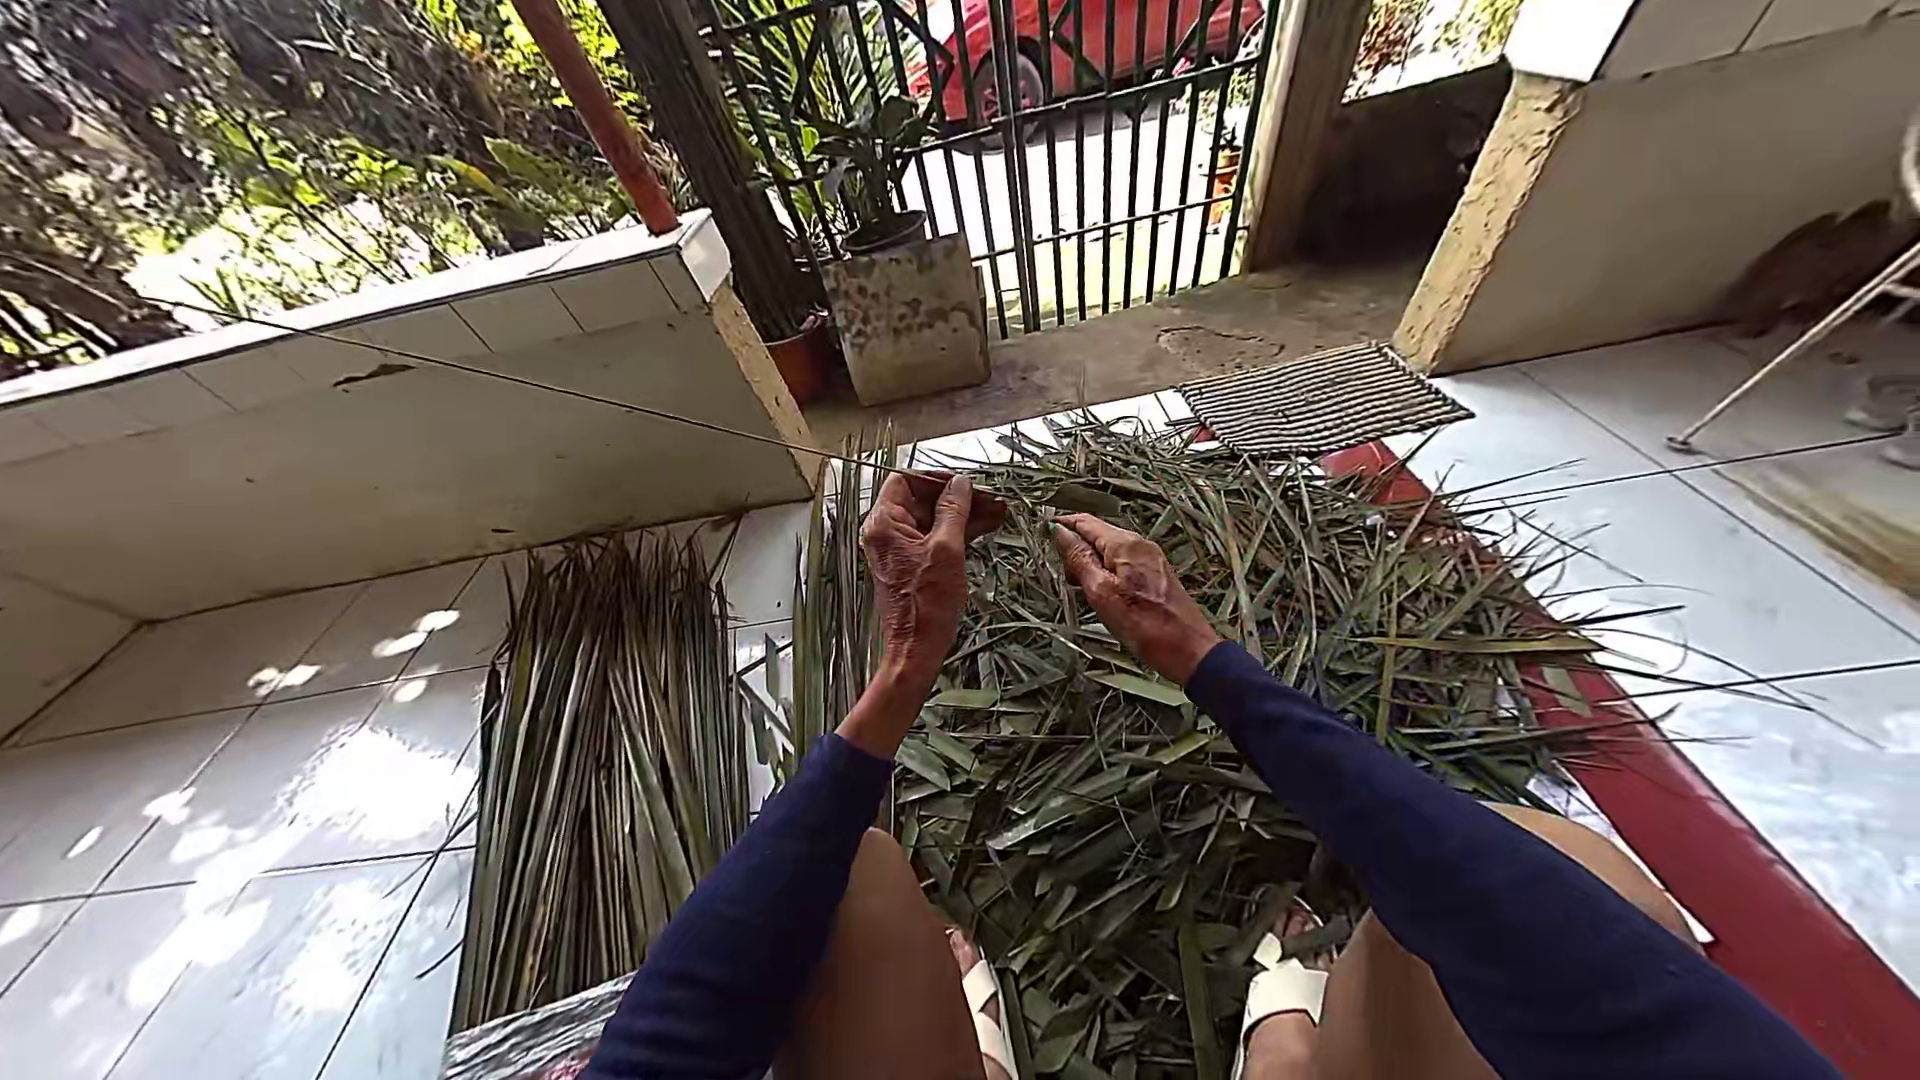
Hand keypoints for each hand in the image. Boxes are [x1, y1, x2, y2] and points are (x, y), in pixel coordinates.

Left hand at [859, 471, 1004, 685]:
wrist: (918, 646)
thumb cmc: (926, 604)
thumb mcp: (946, 549)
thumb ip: (953, 511)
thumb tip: (961, 484)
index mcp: (883, 524)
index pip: (904, 480)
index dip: (936, 478)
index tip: (964, 482)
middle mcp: (887, 532)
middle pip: (923, 499)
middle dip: (959, 497)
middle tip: (990, 496)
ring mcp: (901, 548)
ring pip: (935, 518)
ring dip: (965, 513)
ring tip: (998, 509)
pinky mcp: (915, 562)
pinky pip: (938, 537)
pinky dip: (960, 531)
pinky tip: (987, 526)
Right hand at [1051, 513, 1221, 684]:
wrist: (1189, 651)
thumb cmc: (1147, 626)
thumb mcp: (1101, 592)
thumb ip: (1079, 559)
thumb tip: (1059, 533)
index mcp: (1126, 544)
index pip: (1085, 521)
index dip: (1062, 524)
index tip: (1042, 532)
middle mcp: (1140, 545)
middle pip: (1097, 534)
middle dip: (1074, 548)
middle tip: (1063, 576)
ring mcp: (1150, 559)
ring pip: (1108, 550)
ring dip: (1088, 563)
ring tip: (1080, 589)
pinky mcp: (1155, 576)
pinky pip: (1121, 564)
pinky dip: (1104, 573)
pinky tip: (1101, 595)